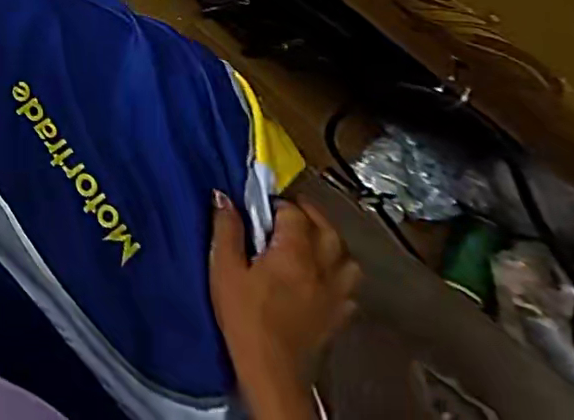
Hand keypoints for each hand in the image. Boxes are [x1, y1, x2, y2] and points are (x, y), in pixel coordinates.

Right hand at [209, 192, 360, 418]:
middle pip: (324, 225)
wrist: (273, 376)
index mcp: (295, 250)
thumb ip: (226, 230)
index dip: (274, 204)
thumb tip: (224, 198)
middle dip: (304, 214)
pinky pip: (349, 282)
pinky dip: (338, 272)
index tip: (257, 211)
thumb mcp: (225, 271)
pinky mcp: (341, 315)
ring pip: (343, 252)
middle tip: (281, 216)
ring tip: (306, 241)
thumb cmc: (246, 321)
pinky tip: (322, 276)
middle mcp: (322, 266)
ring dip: (327, 240)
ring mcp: (337, 292)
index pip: (292, 210)